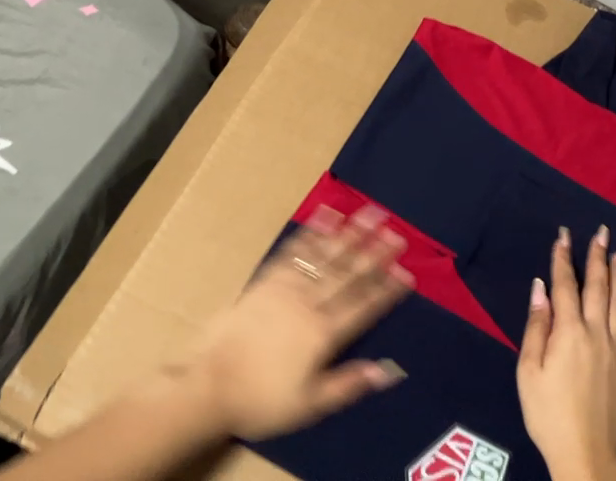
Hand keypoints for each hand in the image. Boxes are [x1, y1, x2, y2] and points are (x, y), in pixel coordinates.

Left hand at [169, 204, 414, 439]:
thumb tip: (388, 371)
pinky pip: (294, 251)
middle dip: (376, 252)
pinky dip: (312, 232)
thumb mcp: (309, 404)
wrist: (208, 385)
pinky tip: (326, 216)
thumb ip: (348, 384)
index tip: (407, 271)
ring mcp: (287, 288)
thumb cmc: (260, 399)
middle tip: (397, 232)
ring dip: (350, 233)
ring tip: (370, 213)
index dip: (387, 289)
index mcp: (324, 334)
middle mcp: (310, 304)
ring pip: (326, 256)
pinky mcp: (266, 279)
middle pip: (349, 274)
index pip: (364, 306)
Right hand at [517, 225, 615, 480]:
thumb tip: (540, 289)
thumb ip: (536, 328)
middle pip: (597, 288)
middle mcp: (596, 333)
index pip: (564, 286)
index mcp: (568, 332)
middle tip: (601, 232)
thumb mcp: (528, 372)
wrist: (585, 453)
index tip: (564, 235)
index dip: (563, 259)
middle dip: (597, 257)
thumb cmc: (548, 414)